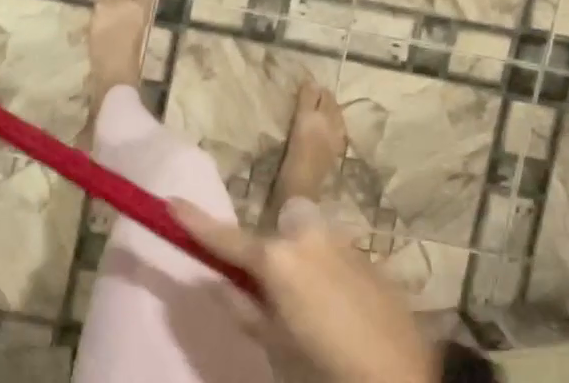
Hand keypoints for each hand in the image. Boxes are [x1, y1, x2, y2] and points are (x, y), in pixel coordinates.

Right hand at [174, 201, 438, 382]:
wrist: (397, 379)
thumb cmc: (323, 364)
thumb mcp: (274, 342)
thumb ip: (243, 307)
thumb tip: (222, 284)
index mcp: (277, 257)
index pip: (226, 238)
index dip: (195, 222)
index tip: (170, 203)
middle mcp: (307, 236)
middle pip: (278, 233)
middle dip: (273, 253)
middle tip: (275, 290)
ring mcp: (344, 243)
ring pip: (310, 240)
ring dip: (305, 262)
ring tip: (316, 307)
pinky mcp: (372, 260)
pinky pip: (339, 258)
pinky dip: (332, 275)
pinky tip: (343, 311)